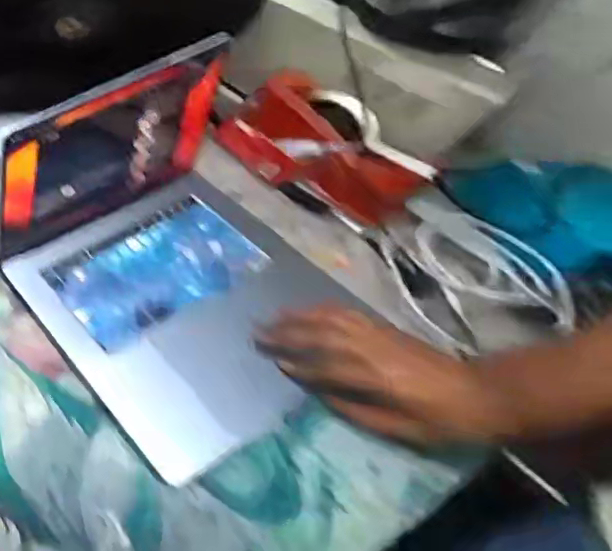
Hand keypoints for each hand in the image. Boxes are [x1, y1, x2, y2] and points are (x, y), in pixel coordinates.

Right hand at [255, 304, 513, 445]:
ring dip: (291, 318)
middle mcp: (366, 349)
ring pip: (321, 319)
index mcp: (373, 377)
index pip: (322, 367)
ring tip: (269, 319)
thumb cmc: (447, 420)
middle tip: (256, 335)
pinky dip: (314, 309)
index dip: (297, 366)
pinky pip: (338, 311)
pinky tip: (300, 310)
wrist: (485, 394)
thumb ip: (360, 413)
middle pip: (314, 336)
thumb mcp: (408, 431)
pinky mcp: (378, 325)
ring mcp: (372, 333)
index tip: (276, 365)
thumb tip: (320, 395)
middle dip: (282, 335)